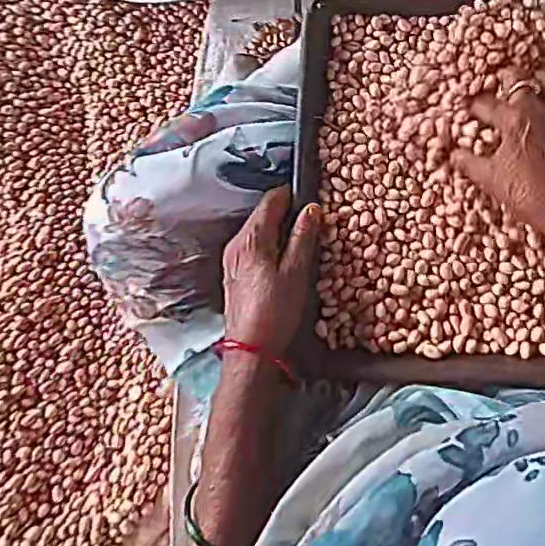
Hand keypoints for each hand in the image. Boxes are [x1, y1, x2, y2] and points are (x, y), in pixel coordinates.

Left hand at [220, 186, 321, 357]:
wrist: (251, 350)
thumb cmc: (274, 311)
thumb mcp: (296, 272)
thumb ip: (303, 237)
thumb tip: (311, 209)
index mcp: (251, 238)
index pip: (271, 200)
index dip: (292, 195)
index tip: (311, 200)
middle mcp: (236, 243)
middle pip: (263, 214)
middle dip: (287, 213)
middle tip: (312, 222)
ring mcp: (232, 259)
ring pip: (258, 231)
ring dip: (279, 230)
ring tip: (302, 242)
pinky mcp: (234, 273)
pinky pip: (254, 247)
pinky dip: (270, 245)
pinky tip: (285, 261)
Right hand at [450, 70, 544, 239]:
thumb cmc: (525, 192)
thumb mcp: (489, 178)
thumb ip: (468, 162)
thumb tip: (453, 154)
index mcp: (512, 120)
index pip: (485, 103)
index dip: (471, 104)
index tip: (465, 107)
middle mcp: (537, 111)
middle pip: (519, 79)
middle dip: (505, 77)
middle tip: (497, 80)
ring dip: (540, 81)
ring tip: (532, 85)